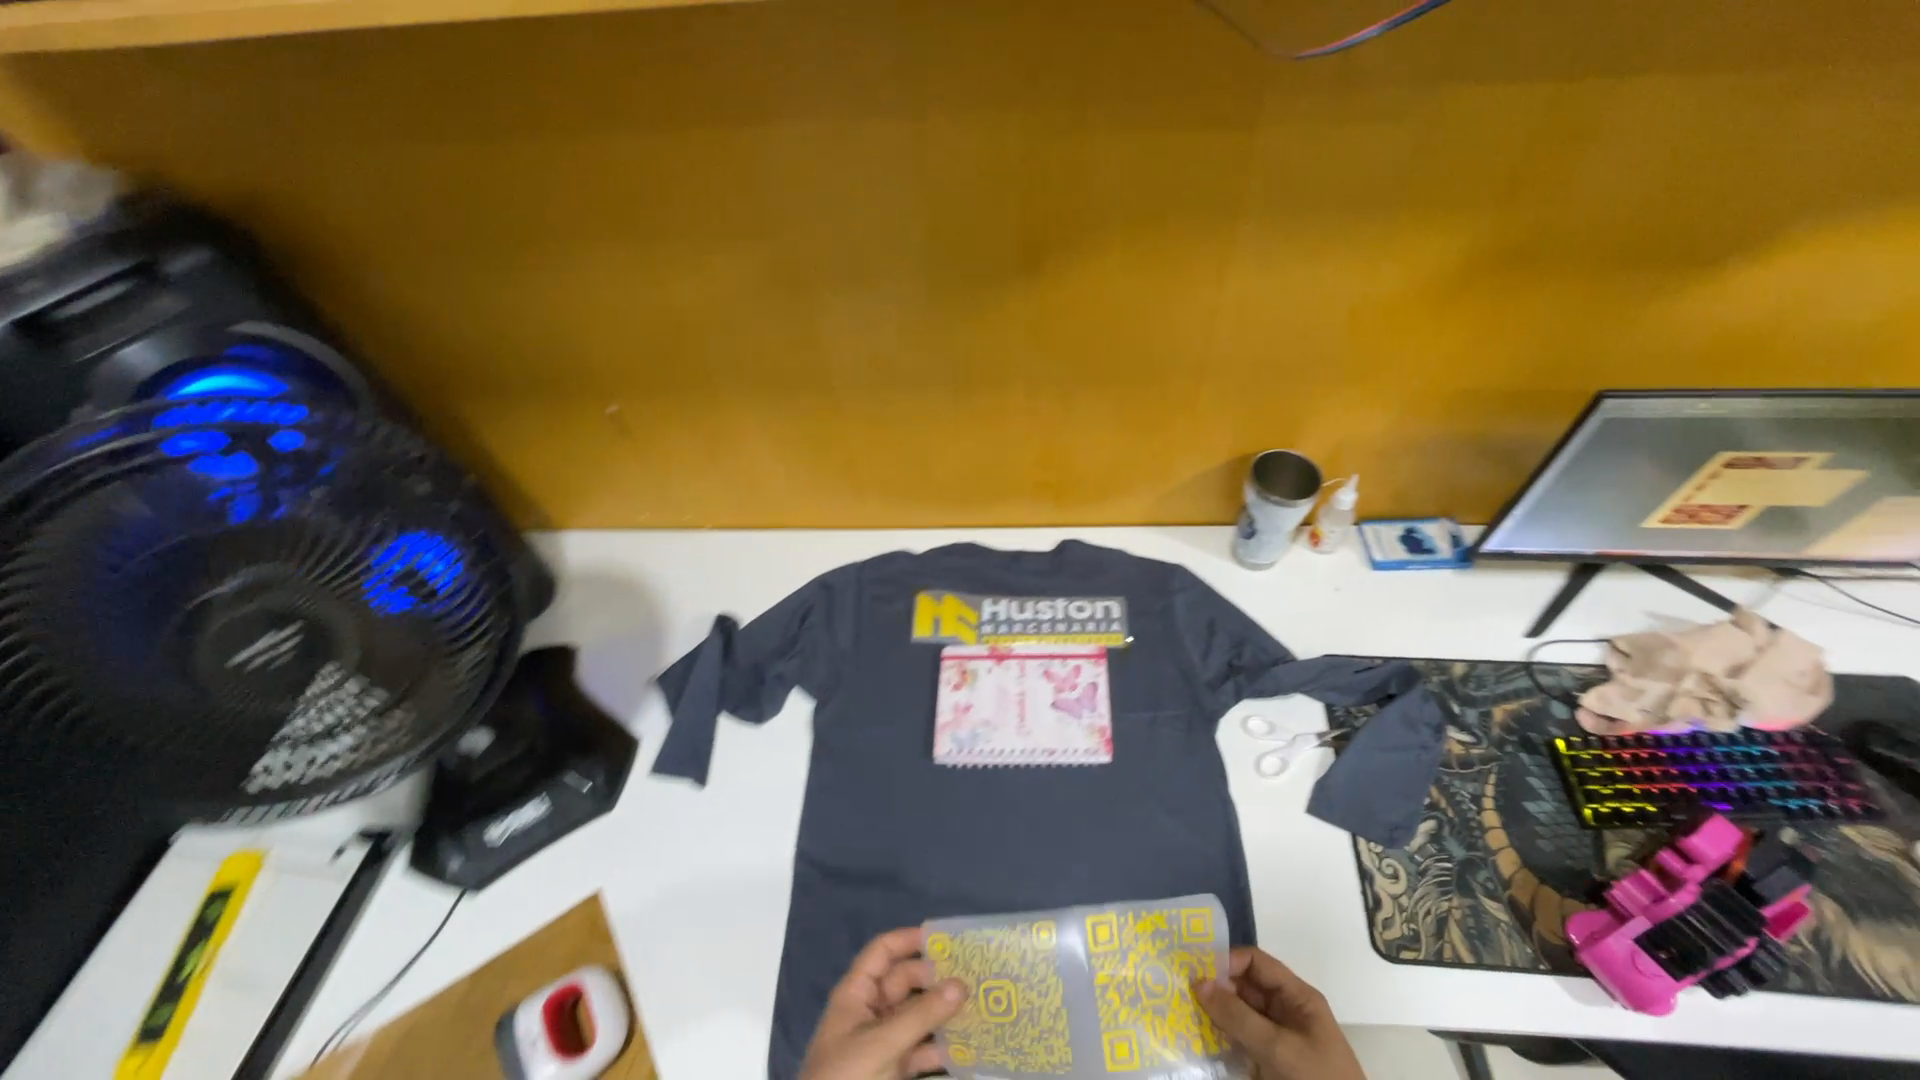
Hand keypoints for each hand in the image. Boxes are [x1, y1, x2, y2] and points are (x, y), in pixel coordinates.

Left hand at [799, 927, 968, 1079]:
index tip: (945, 939)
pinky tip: (968, 1046)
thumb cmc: (847, 1076)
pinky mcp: (893, 1070)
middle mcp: (869, 1012)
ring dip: (943, 1014)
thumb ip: (922, 1014)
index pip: (882, 953)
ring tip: (980, 1006)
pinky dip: (941, 1048)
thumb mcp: (883, 1043)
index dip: (909, 939)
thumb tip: (961, 983)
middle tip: (974, 975)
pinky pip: (921, 1050)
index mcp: (856, 994)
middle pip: (905, 982)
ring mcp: (882, 1042)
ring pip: (916, 1016)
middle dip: (936, 978)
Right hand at [1193, 947, 1365, 1079]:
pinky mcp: (1267, 1063)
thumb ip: (1239, 1016)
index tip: (1196, 974)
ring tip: (1181, 1013)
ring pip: (1237, 1014)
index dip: (1226, 962)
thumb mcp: (1279, 1048)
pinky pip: (1238, 1040)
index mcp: (1296, 997)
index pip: (1255, 962)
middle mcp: (1284, 1011)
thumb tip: (1198, 982)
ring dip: (1213, 1013)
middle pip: (1243, 987)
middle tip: (1179, 992)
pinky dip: (1219, 1037)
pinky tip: (1196, 1039)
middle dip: (1214, 988)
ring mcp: (1275, 1038)